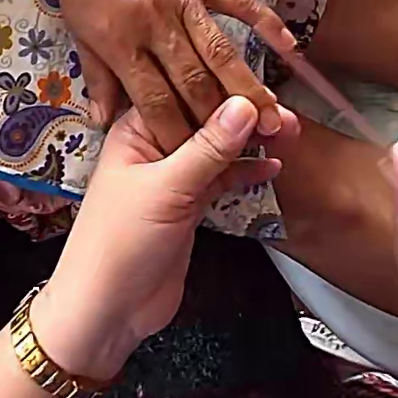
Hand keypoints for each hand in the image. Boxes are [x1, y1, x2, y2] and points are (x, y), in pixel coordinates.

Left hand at [33, 96, 294, 379]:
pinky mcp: (186, 204)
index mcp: (135, 130)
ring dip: (249, 143)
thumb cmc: (119, 242)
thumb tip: (244, 106)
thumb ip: (207, 148)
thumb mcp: (166, 188)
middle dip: (243, 116)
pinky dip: (244, 172)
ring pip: (216, 150)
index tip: (264, 90)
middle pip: (203, 121)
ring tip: (289, 133)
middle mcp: (153, 147)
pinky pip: (220, 179)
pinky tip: (271, 166)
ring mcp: (171, 176)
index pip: (182, 94)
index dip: (222, 90)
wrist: (109, 308)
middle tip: (284, 115)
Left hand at [50, 0, 297, 148]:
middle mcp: (155, 25)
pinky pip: (239, 3)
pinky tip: (289, 48)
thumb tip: (101, 121)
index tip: (192, 162)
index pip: (153, 101)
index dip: (174, 135)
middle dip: (221, 122)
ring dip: (248, 88)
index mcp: (119, 42)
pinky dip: (265, 23)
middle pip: (193, 83)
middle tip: (252, 150)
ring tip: (275, 120)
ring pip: (220, 52)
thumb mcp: (77, 27)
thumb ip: (96, 75)